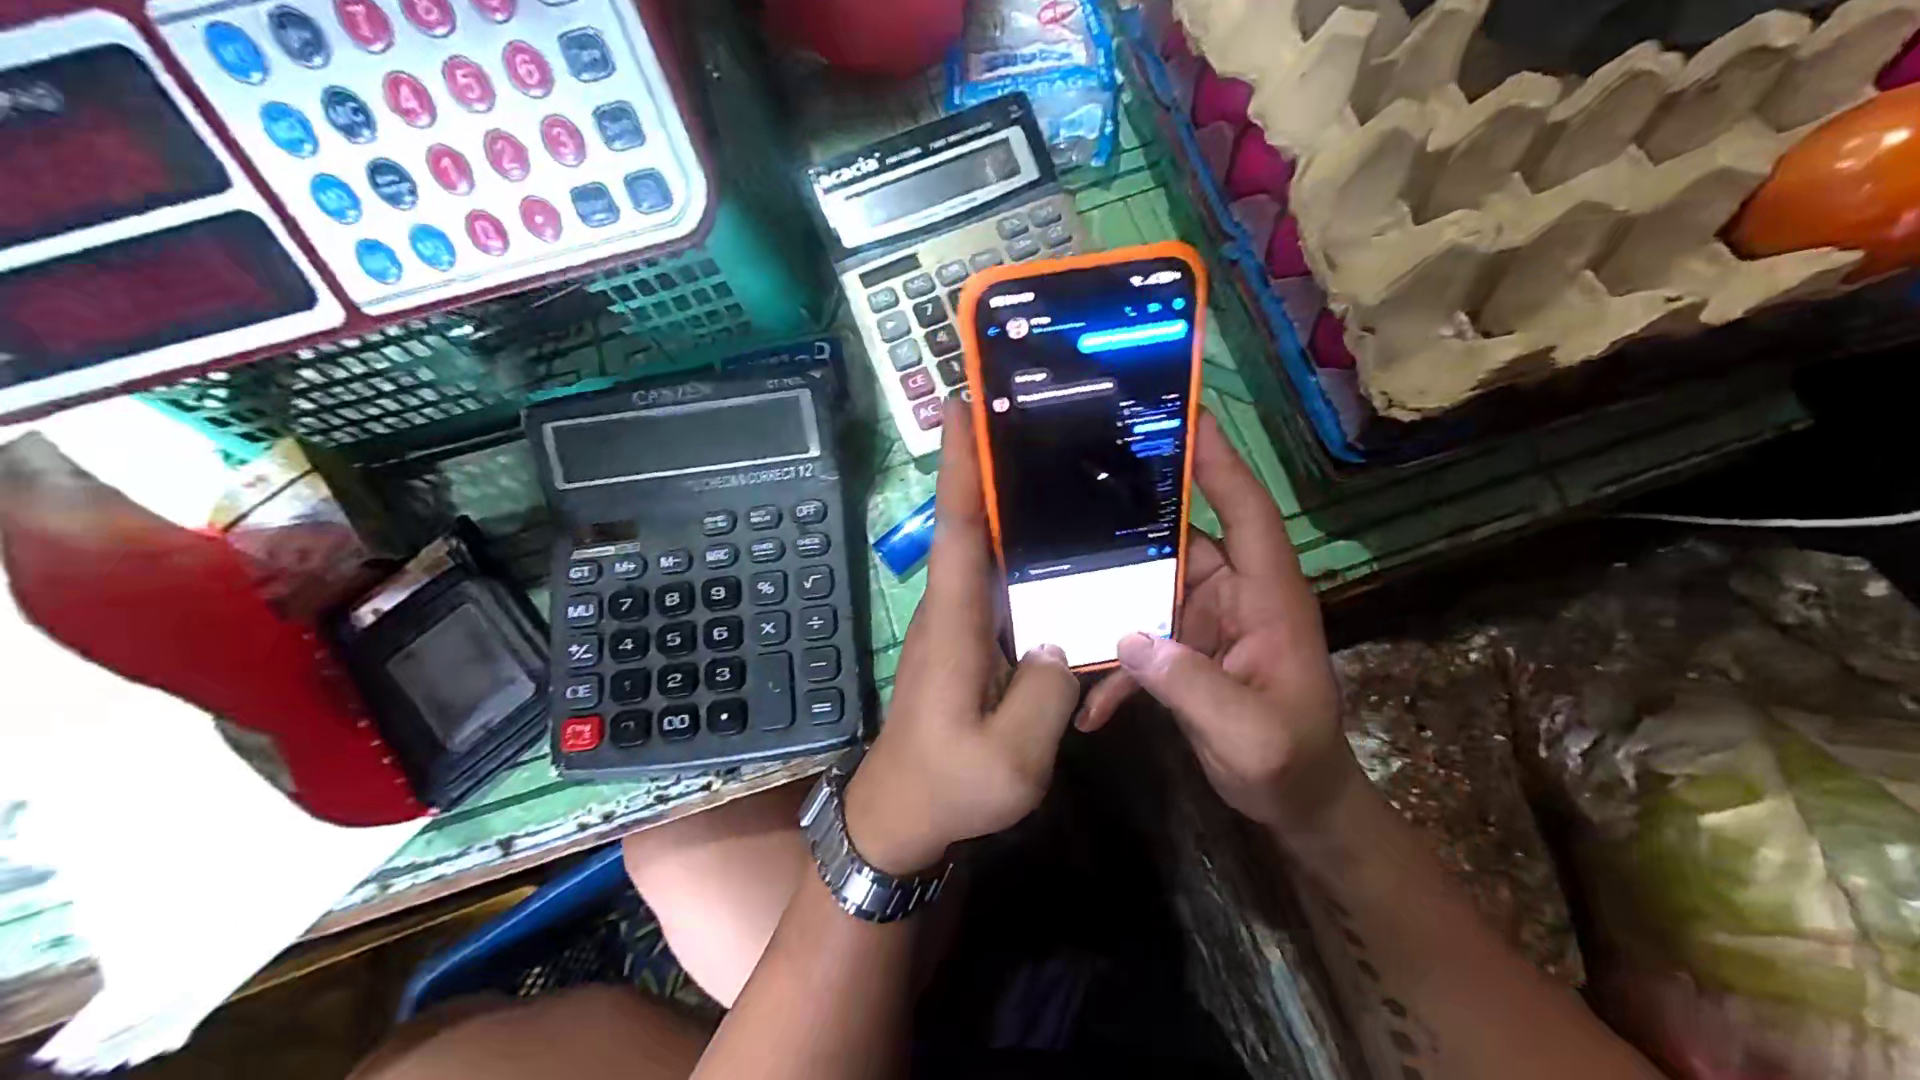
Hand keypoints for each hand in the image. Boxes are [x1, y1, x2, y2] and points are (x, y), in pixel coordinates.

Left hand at [843, 398, 1080, 874]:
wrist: (903, 814)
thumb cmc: (949, 785)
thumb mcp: (1011, 757)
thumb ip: (1047, 694)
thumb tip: (1067, 641)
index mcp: (955, 623)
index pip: (960, 529)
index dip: (961, 466)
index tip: (962, 405)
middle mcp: (953, 608)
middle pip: (972, 523)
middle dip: (990, 464)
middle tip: (1033, 414)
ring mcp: (960, 623)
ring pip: (986, 549)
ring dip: (1007, 502)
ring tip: (1057, 463)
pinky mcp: (971, 640)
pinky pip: (999, 583)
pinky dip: (1020, 552)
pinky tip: (1059, 546)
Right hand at [1079, 411, 1356, 835]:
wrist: (1297, 805)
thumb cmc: (1291, 765)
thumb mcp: (1248, 734)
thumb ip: (1191, 686)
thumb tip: (1128, 639)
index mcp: (1269, 597)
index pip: (1247, 512)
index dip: (1218, 462)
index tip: (1182, 415)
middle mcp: (1237, 596)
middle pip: (1183, 539)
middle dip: (1135, 519)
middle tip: (1078, 487)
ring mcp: (1208, 622)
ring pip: (1151, 586)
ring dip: (1110, 595)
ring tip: (1056, 587)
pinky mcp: (1186, 650)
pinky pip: (1143, 639)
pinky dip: (1117, 666)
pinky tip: (1088, 703)